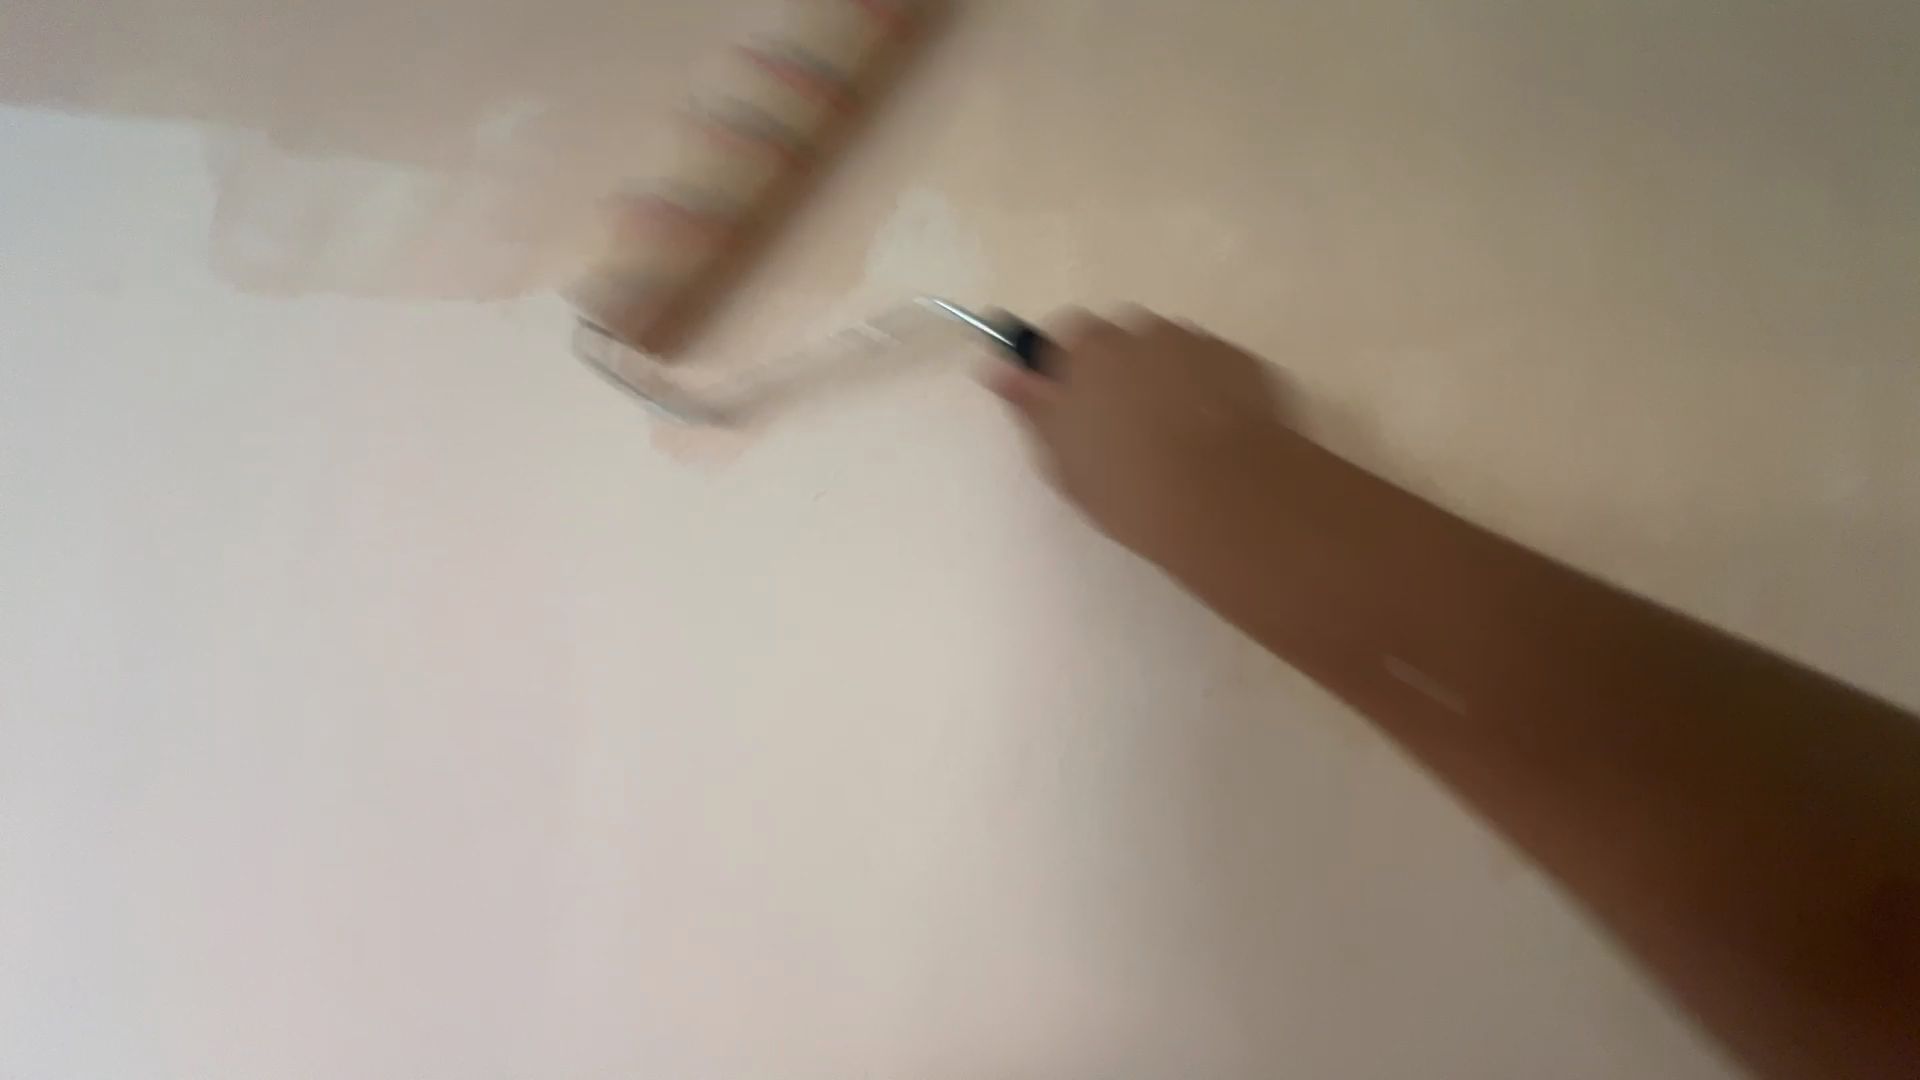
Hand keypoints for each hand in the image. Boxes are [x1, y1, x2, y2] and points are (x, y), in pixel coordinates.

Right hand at [987, 307, 1315, 585]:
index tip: (1073, 409)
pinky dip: (1205, 390)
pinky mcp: (1245, 364)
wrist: (1227, 504)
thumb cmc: (1129, 488)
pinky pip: (1211, 368)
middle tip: (1120, 432)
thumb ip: (1031, 406)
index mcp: (1090, 350)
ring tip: (1171, 439)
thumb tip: (998, 368)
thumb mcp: (1063, 459)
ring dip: (1162, 379)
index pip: (1065, 336)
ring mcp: (1200, 344)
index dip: (1067, 370)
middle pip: (1119, 340)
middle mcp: (1144, 332)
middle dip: (1116, 373)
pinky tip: (1208, 436)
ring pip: (1168, 353)